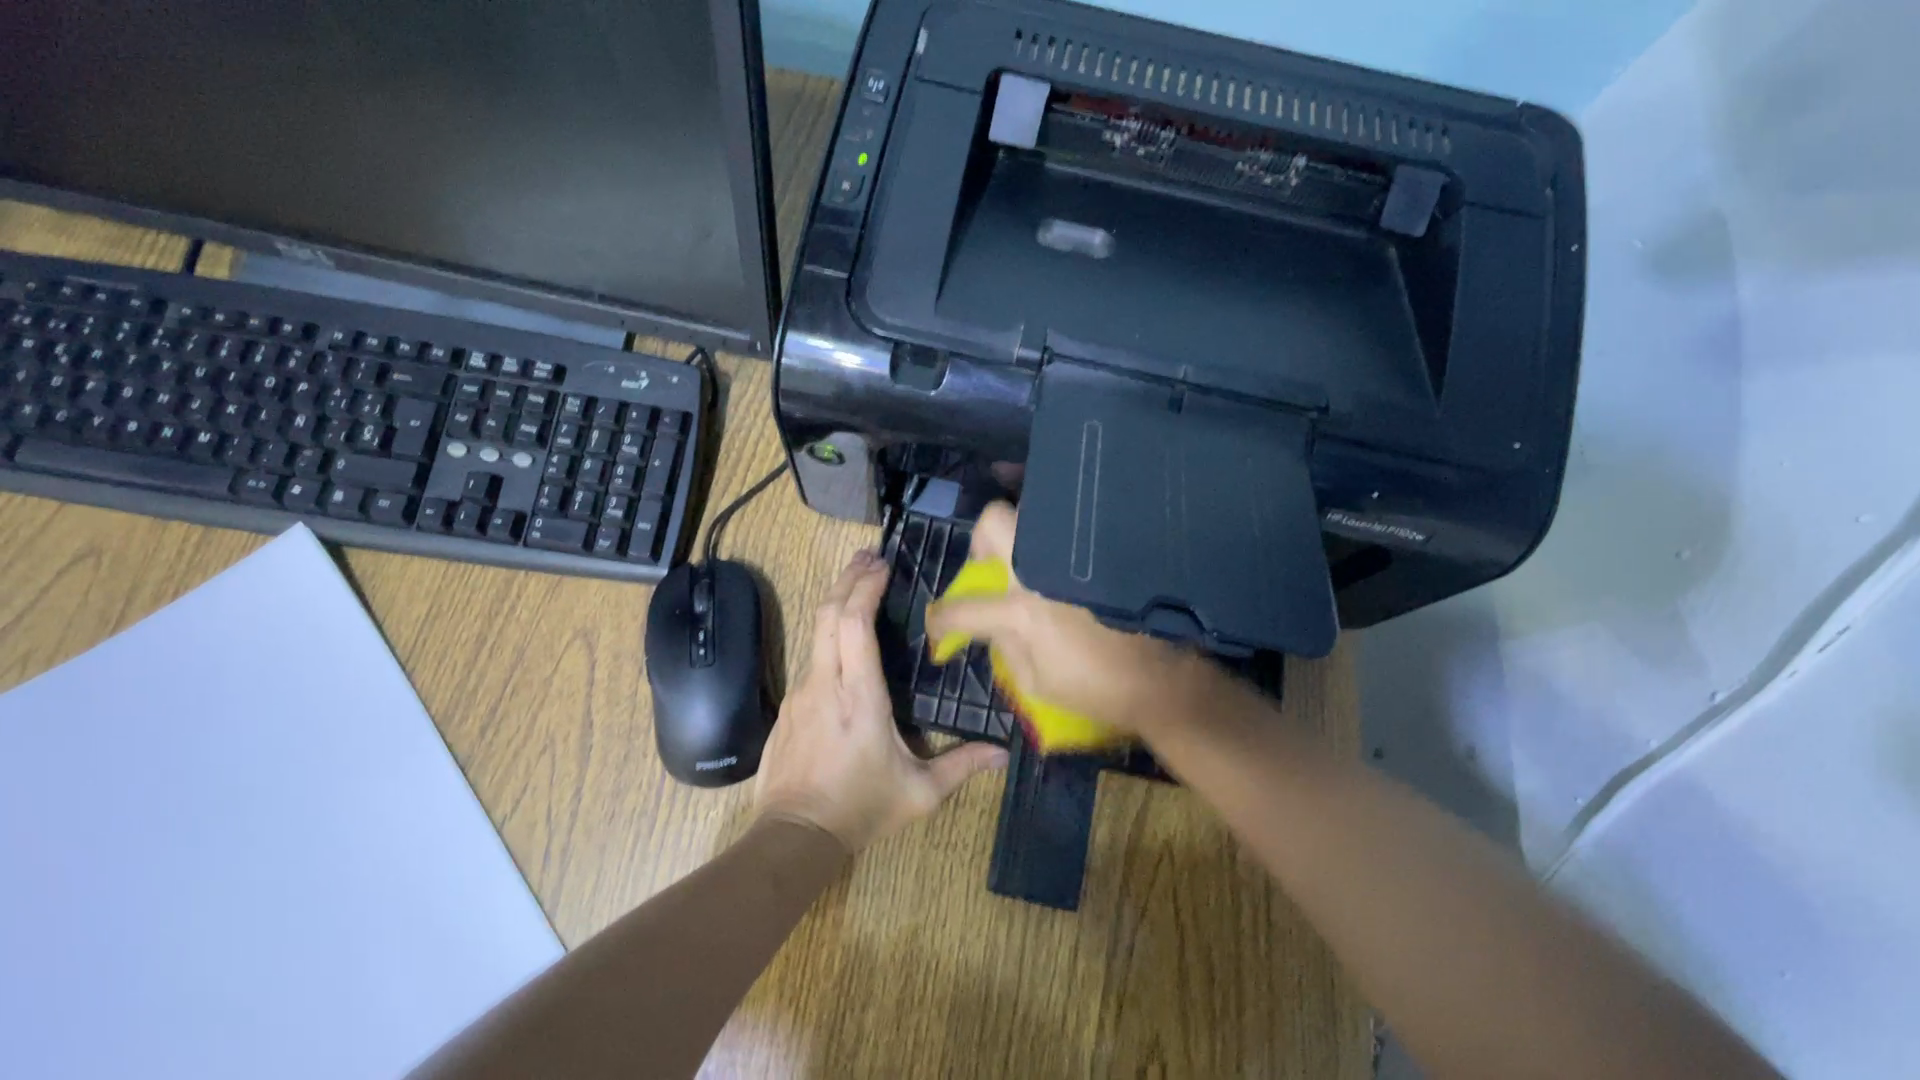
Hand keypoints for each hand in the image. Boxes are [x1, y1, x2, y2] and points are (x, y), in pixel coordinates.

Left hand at [753, 549, 1008, 851]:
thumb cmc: (861, 808)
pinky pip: (809, 661)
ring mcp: (800, 695)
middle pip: (828, 614)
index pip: (854, 624)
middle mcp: (825, 685)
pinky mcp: (787, 709)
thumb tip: (1003, 755)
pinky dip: (827, 637)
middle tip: (868, 557)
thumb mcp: (919, 792)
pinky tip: (842, 642)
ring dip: (836, 603)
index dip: (865, 588)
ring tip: (857, 585)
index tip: (882, 566)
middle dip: (847, 579)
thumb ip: (961, 766)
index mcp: (860, 697)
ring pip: (815, 634)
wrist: (794, 836)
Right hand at [924, 502, 1195, 736]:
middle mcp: (1043, 571)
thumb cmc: (1097, 690)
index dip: (940, 620)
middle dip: (981, 540)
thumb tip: (993, 625)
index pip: (964, 607)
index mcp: (1023, 611)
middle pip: (995, 521)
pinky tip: (1063, 568)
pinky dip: (1059, 545)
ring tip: (1031, 565)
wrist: (1163, 679)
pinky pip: (1071, 534)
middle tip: (991, 566)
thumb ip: (1006, 647)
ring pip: (1035, 517)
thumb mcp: (1036, 683)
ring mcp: (1074, 558)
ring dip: (1023, 538)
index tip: (939, 626)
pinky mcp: (1102, 555)